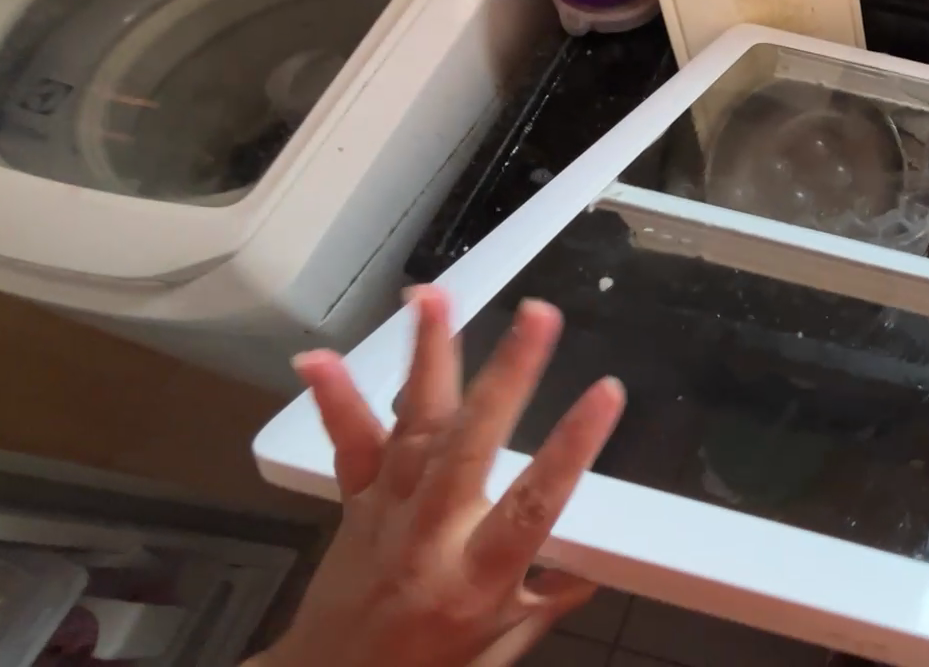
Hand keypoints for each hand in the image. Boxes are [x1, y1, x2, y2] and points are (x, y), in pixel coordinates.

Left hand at [254, 287, 625, 666]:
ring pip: (414, 425)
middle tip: (538, 314)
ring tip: (434, 296)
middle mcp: (430, 532)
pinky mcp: (358, 500)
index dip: (571, 447)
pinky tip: (319, 355)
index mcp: (475, 575)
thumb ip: (554, 597)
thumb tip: (605, 560)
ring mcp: (388, 509)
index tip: (608, 389)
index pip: (532, 504)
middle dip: (508, 375)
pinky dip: (336, 399)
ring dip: (428, 356)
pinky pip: (350, 446)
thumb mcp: (503, 649)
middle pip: (470, 445)